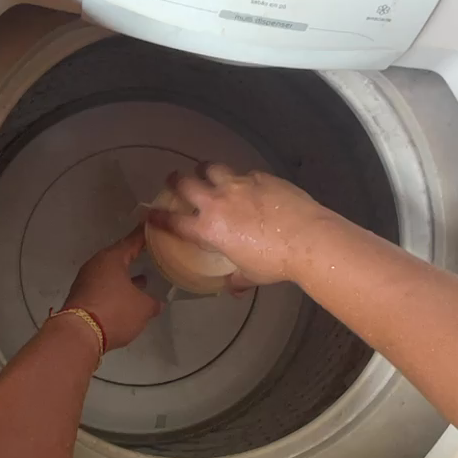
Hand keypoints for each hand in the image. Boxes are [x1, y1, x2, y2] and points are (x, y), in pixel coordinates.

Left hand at [61, 230, 162, 349]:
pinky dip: (115, 289)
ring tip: (142, 278)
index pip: (133, 240)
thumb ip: (152, 302)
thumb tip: (158, 303)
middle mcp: (96, 264)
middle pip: (119, 256)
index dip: (146, 235)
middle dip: (135, 256)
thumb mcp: (142, 308)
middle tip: (151, 254)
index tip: (155, 229)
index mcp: (112, 258)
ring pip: (110, 273)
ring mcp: (86, 280)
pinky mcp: (81, 296)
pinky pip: (103, 287)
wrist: (79, 335)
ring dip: (125, 276)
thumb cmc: (115, 312)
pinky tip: (126, 297)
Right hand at [148, 164, 334, 287]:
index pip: (174, 221)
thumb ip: (238, 279)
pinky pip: (245, 173)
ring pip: (213, 168)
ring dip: (205, 170)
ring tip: (205, 171)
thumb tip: (233, 288)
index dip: (159, 217)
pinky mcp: (261, 177)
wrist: (307, 238)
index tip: (151, 213)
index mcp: (209, 229)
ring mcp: (239, 185)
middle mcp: (218, 202)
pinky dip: (241, 178)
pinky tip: (249, 184)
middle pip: (187, 183)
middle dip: (176, 180)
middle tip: (174, 180)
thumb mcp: (251, 275)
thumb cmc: (274, 262)